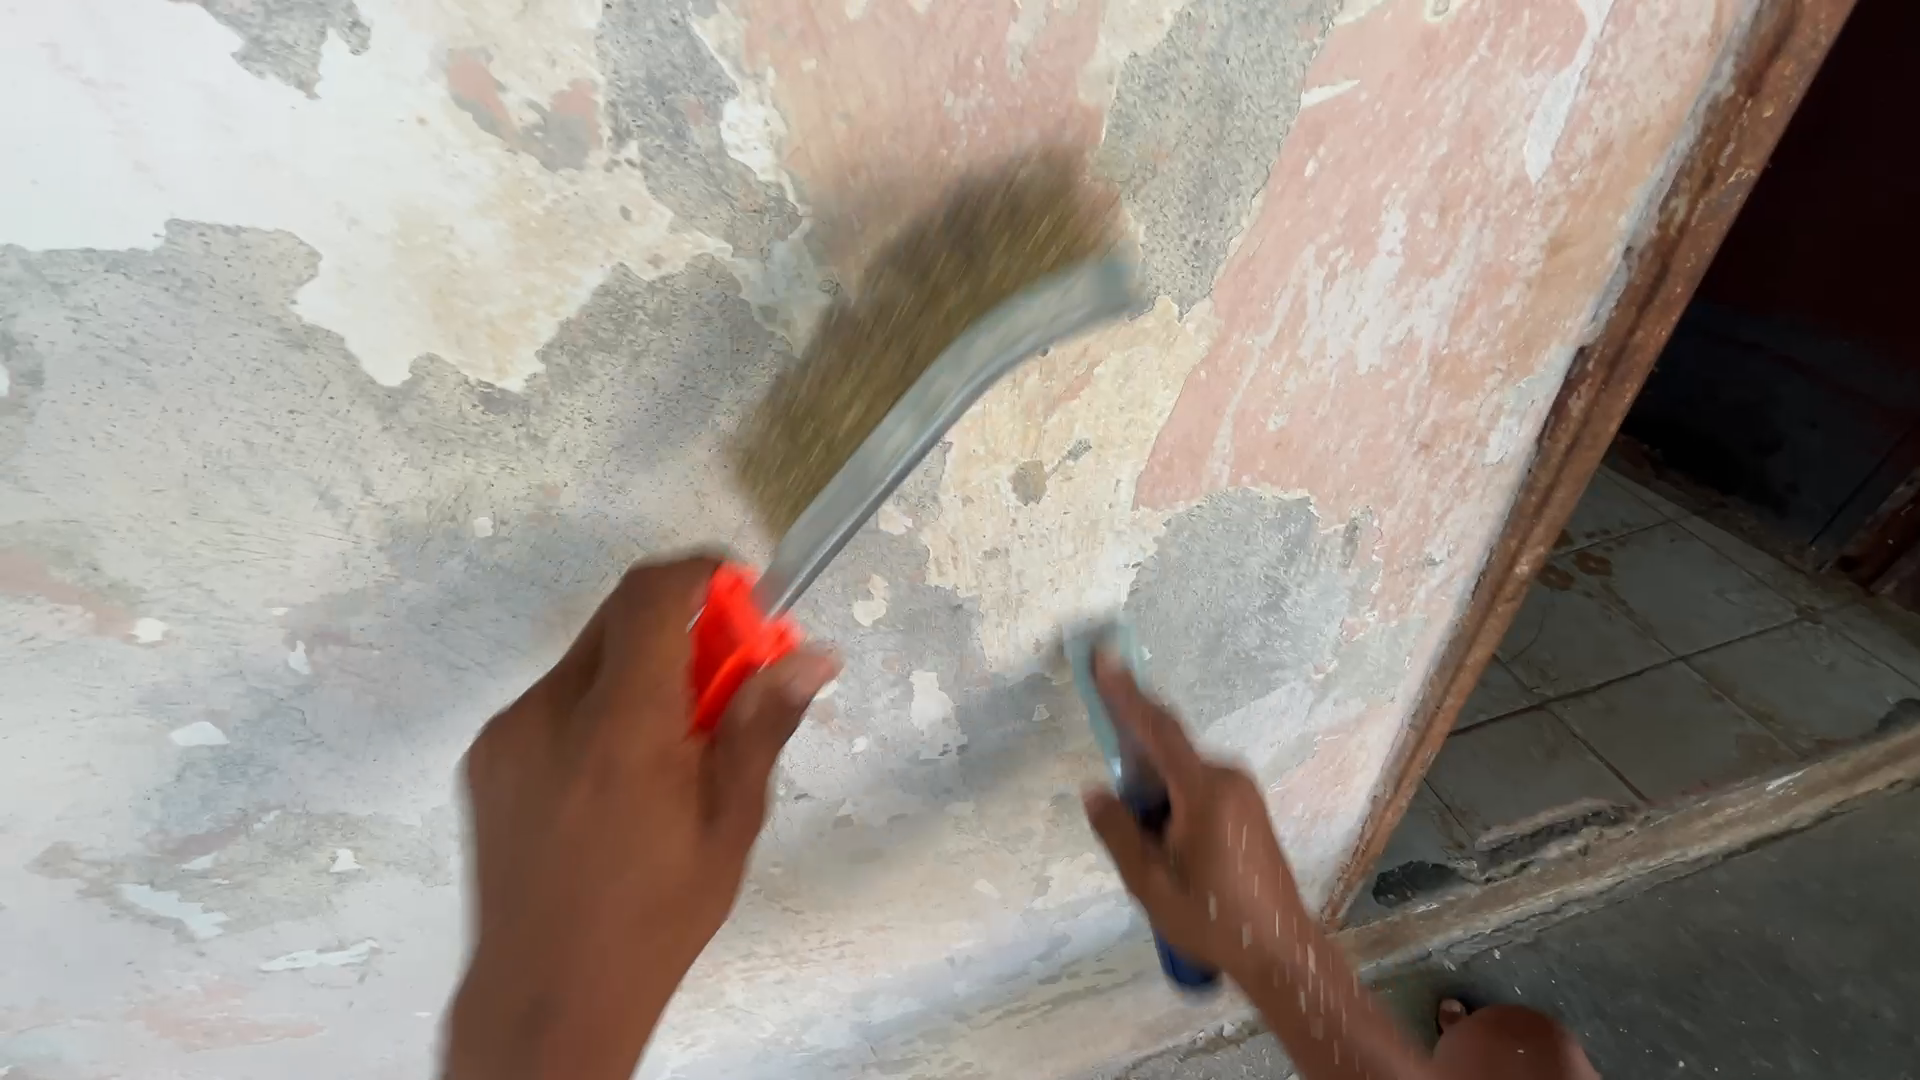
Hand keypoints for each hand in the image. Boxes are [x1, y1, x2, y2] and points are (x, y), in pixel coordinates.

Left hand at [445, 556, 838, 1079]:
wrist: (543, 1000)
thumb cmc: (657, 911)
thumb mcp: (731, 819)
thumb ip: (765, 723)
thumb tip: (816, 655)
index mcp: (621, 726)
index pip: (652, 597)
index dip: (700, 573)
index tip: (741, 592)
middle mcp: (550, 712)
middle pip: (621, 615)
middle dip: (684, 619)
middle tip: (728, 668)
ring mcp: (507, 734)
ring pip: (590, 654)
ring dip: (645, 661)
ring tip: (678, 730)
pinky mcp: (485, 757)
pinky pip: (557, 695)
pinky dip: (605, 697)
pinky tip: (624, 764)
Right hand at [1081, 653, 1306, 987]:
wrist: (1282, 955)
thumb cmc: (1213, 919)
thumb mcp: (1149, 883)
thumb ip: (1117, 830)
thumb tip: (1095, 791)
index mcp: (1205, 792)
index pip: (1158, 730)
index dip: (1127, 693)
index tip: (1105, 657)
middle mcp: (1228, 778)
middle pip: (1166, 753)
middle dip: (1136, 773)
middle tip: (1131, 825)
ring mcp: (1241, 791)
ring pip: (1179, 774)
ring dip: (1154, 796)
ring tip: (1156, 854)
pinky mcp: (1246, 806)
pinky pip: (1195, 786)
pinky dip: (1171, 802)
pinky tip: (1171, 846)